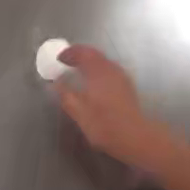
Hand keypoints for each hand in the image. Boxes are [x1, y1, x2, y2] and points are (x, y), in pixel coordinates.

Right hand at [52, 45, 178, 167]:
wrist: (134, 137)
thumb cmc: (103, 124)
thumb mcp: (78, 112)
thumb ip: (65, 95)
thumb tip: (56, 83)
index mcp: (97, 72)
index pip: (82, 53)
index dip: (69, 53)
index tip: (59, 59)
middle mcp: (111, 69)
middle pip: (94, 54)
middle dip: (79, 55)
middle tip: (67, 61)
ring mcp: (121, 76)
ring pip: (103, 61)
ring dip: (89, 61)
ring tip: (78, 70)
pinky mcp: (127, 85)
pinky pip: (110, 69)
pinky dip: (98, 69)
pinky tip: (94, 82)